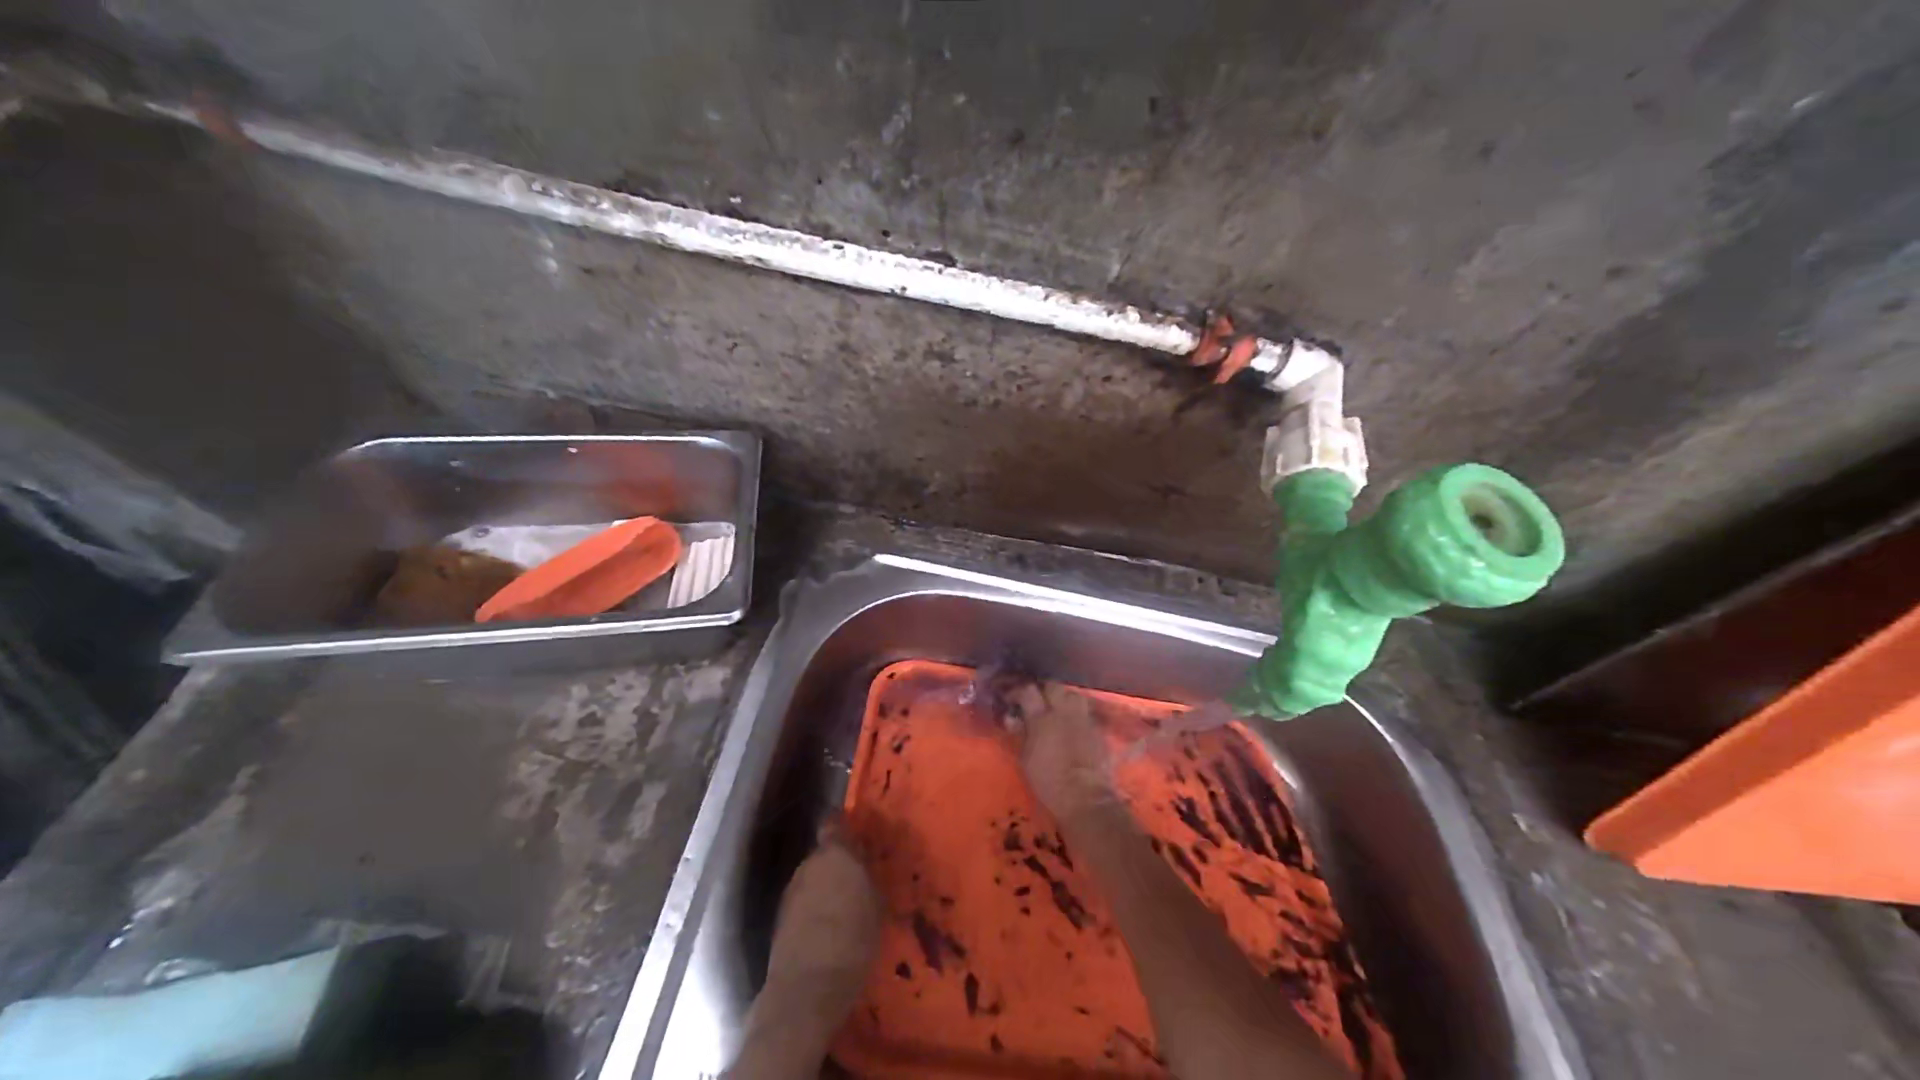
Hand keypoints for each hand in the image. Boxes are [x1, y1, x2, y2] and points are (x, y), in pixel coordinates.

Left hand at [760, 819, 882, 1020]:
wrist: (807, 986)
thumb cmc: (854, 939)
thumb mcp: (876, 906)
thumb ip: (867, 878)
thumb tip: (863, 867)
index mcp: (835, 854)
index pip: (834, 823)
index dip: (842, 826)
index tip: (855, 835)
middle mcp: (808, 865)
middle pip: (822, 854)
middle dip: (836, 864)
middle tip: (855, 881)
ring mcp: (790, 891)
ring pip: (811, 879)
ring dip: (823, 888)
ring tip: (842, 910)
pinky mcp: (779, 919)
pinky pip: (801, 903)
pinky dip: (812, 910)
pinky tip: (825, 930)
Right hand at [1006, 681, 1115, 820]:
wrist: (1086, 796)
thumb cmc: (1049, 781)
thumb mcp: (1026, 759)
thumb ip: (1021, 734)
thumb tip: (1013, 719)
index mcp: (1042, 719)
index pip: (1027, 691)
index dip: (1017, 690)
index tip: (1010, 697)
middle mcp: (1064, 712)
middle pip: (1053, 686)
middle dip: (1042, 689)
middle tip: (1035, 699)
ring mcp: (1083, 719)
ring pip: (1073, 694)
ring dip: (1063, 697)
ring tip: (1056, 708)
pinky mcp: (1098, 730)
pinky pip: (1085, 712)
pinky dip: (1076, 714)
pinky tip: (1072, 725)